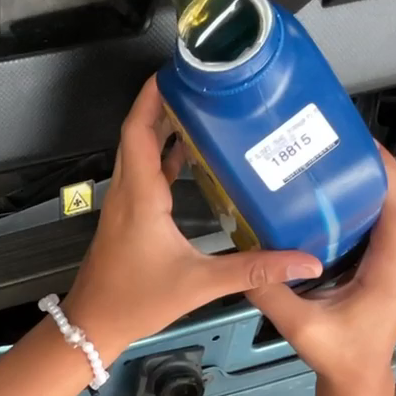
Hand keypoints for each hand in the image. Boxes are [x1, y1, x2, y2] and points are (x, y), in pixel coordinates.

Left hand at [62, 77, 322, 359]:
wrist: (92, 325)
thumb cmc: (132, 303)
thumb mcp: (198, 284)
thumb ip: (254, 270)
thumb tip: (303, 261)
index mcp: (140, 197)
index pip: (139, 130)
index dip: (154, 96)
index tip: (177, 70)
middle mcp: (126, 194)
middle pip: (139, 133)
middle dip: (166, 103)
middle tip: (201, 83)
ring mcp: (123, 206)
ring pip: (139, 154)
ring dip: (164, 129)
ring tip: (202, 110)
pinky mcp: (125, 220)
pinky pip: (142, 176)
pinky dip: (163, 159)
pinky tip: (189, 158)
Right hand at [246, 148, 395, 391]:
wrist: (357, 376)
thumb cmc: (336, 352)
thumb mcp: (298, 326)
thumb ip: (271, 294)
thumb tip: (240, 262)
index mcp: (392, 268)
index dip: (386, 171)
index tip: (360, 145)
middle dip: (370, 174)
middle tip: (331, 155)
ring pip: (393, 211)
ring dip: (367, 190)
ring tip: (329, 173)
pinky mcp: (395, 264)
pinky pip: (386, 224)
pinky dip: (366, 209)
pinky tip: (334, 204)